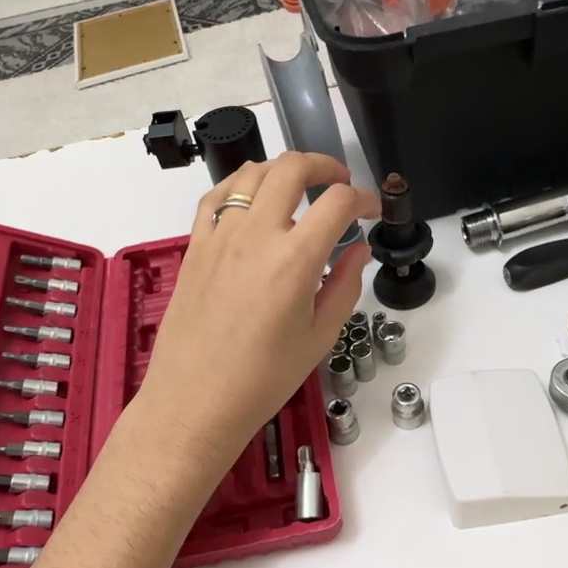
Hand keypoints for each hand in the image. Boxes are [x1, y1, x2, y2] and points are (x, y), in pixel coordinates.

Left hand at [133, 152, 379, 464]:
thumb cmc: (261, 380)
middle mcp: (256, 237)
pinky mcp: (195, 247)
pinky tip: (252, 197)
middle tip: (340, 183)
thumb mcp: (319, 337)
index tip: (372, 211)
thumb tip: (359, 251)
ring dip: (282, 170)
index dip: (364, 199)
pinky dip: (241, 185)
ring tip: (299, 187)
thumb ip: (345, 285)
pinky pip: (217, 196)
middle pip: (292, 169)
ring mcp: (220, 237)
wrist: (195, 401)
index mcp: (294, 262)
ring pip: (252, 173)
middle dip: (325, 166)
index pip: (337, 204)